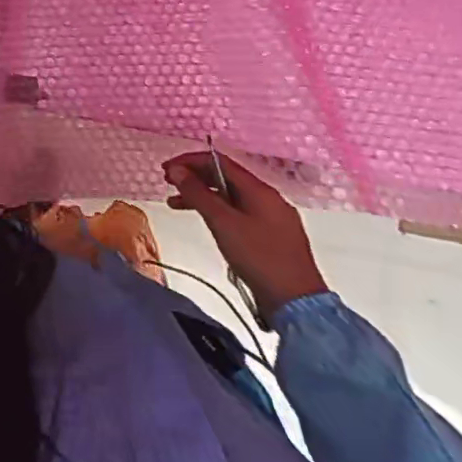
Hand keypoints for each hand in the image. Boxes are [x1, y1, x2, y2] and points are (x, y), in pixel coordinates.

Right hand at [163, 152, 328, 318]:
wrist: (295, 300)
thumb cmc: (258, 257)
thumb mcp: (222, 222)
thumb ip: (198, 193)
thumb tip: (177, 169)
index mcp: (260, 191)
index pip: (221, 163)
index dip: (190, 161)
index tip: (166, 169)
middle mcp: (268, 199)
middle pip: (226, 178)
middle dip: (194, 177)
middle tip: (168, 183)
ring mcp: (271, 218)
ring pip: (230, 197)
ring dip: (202, 196)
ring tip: (176, 203)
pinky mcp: (270, 235)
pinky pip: (237, 213)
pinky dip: (216, 211)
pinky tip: (204, 220)